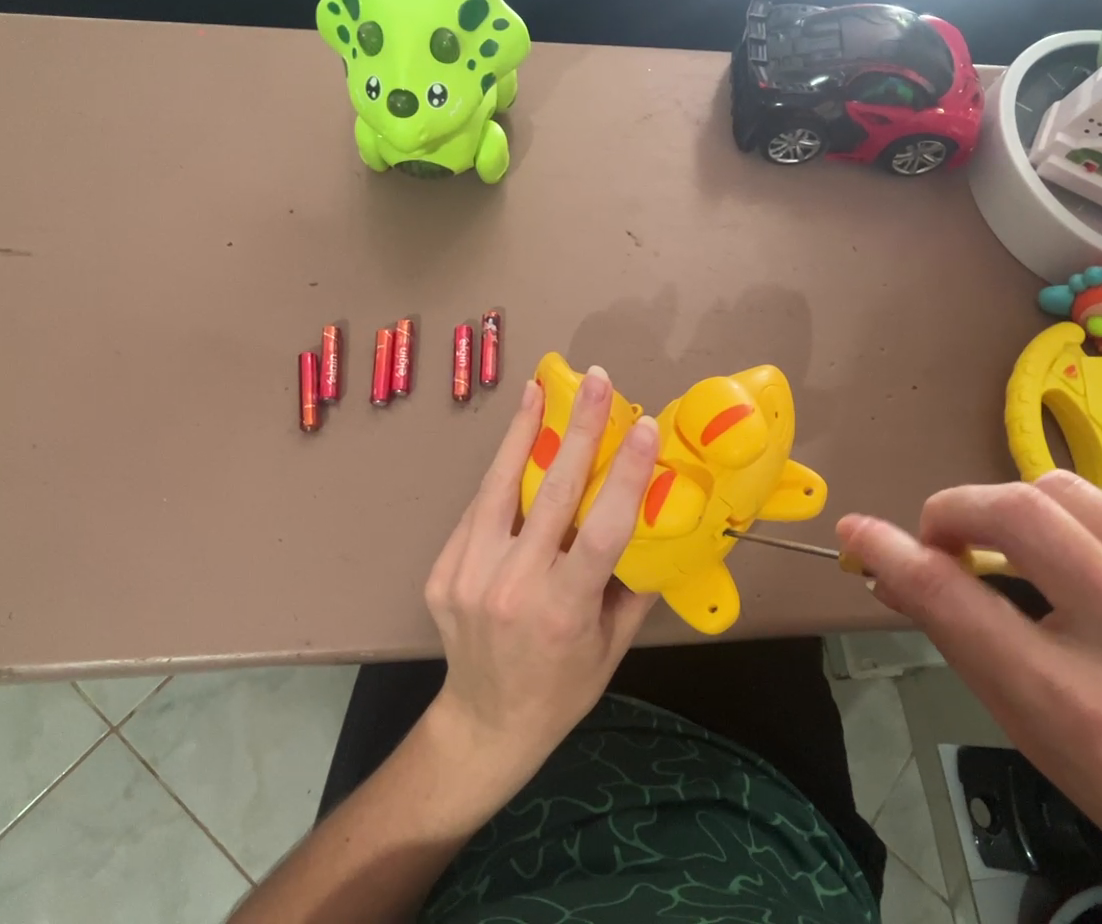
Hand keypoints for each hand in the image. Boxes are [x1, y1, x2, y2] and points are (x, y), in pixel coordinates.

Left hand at [422, 367, 659, 777]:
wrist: (486, 721)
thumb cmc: (563, 688)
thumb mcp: (614, 646)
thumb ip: (634, 584)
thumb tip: (659, 522)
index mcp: (561, 610)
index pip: (601, 530)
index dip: (626, 475)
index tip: (645, 427)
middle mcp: (510, 587)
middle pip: (550, 493)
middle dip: (578, 430)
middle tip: (596, 381)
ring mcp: (467, 577)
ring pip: (499, 489)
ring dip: (523, 433)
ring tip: (538, 389)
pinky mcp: (442, 572)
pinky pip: (477, 512)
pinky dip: (500, 475)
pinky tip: (517, 444)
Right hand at [838, 471, 1101, 923]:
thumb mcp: (1057, 755)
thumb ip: (981, 658)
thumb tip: (915, 584)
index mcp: (1082, 710)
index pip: (956, 601)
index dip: (890, 555)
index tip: (857, 534)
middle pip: (1016, 512)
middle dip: (951, 509)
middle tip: (941, 538)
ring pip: (1068, 492)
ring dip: (1012, 507)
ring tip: (1010, 548)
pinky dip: (1078, 535)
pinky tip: (1095, 578)